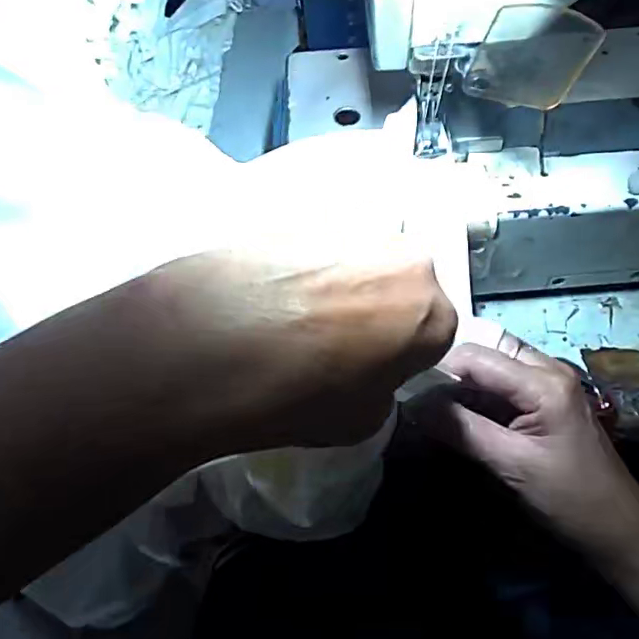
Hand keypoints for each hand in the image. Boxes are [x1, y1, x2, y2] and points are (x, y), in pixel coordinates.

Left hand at [106, 250, 457, 453]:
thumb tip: (369, 372)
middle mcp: (404, 257)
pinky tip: (271, 296)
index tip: (371, 370)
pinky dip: (307, 268)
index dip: (404, 355)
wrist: (203, 347)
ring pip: (362, 261)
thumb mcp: (360, 421)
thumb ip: (383, 388)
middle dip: (380, 309)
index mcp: (432, 309)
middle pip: (404, 285)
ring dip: (343, 283)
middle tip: (335, 340)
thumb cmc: (295, 394)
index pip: (436, 333)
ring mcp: (353, 229)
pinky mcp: (305, 216)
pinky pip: (322, 247)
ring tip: (295, 317)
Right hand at [423, 336, 638, 562]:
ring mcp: (550, 379)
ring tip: (434, 406)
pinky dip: (480, 393)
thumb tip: (413, 406)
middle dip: (451, 372)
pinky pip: (505, 380)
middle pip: (486, 351)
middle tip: (421, 399)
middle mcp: (547, 367)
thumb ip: (461, 430)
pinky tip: (460, 413)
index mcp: (543, 381)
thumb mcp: (510, 465)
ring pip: (494, 363)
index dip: (439, 372)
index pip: (475, 356)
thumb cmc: (568, 497)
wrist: (616, 523)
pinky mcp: (547, 395)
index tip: (412, 395)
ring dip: (464, 383)